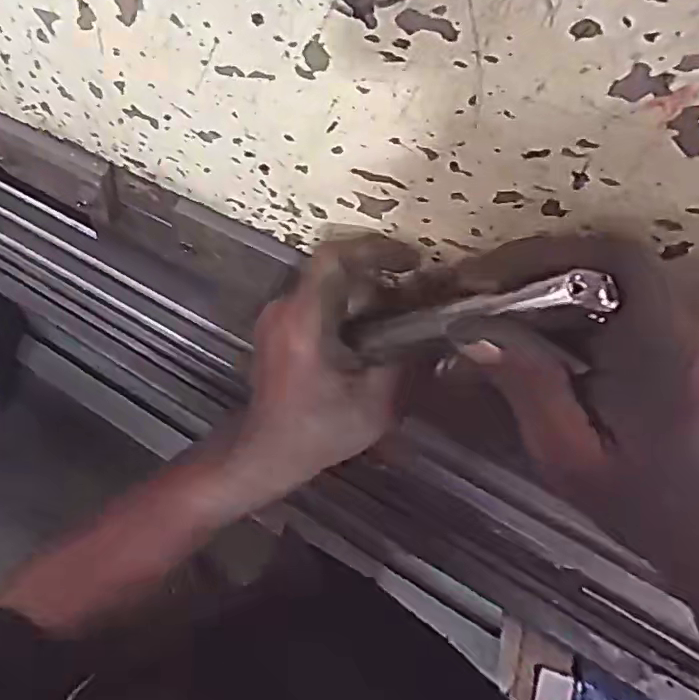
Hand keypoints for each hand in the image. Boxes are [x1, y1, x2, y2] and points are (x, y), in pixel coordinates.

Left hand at [229, 234, 421, 495]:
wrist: (265, 451)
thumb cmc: (315, 431)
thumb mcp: (374, 405)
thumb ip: (405, 364)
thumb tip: (433, 334)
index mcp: (304, 321)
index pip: (332, 258)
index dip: (374, 249)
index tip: (409, 260)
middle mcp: (283, 309)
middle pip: (332, 268)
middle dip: (376, 271)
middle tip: (411, 285)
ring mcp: (275, 316)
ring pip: (324, 283)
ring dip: (362, 289)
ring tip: (397, 308)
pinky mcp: (276, 326)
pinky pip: (314, 300)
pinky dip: (345, 304)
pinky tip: (369, 329)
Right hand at [442, 236, 698, 575]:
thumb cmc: (656, 516)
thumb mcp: (572, 460)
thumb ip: (528, 390)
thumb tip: (477, 337)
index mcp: (669, 358)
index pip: (618, 262)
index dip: (549, 252)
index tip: (496, 274)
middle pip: (615, 268)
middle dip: (544, 272)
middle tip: (493, 295)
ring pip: (627, 286)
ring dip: (565, 291)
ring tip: (517, 320)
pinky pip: (641, 310)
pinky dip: (591, 313)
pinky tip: (561, 348)